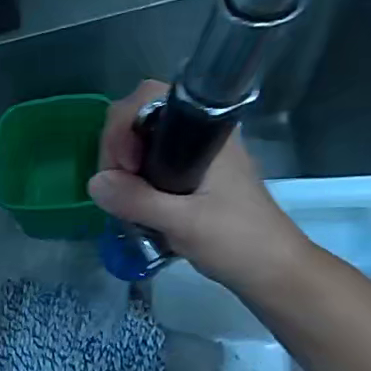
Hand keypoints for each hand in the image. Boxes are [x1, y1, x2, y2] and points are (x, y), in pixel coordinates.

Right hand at [87, 80, 313, 290]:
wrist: (276, 273)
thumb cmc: (239, 242)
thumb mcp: (184, 223)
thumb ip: (138, 200)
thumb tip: (95, 183)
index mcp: (205, 132)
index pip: (147, 98)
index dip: (122, 126)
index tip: (123, 167)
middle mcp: (200, 136)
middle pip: (141, 120)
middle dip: (119, 150)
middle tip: (117, 191)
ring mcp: (198, 159)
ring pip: (145, 147)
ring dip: (126, 172)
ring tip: (124, 204)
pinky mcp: (196, 181)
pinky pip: (155, 169)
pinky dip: (139, 185)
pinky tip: (137, 211)